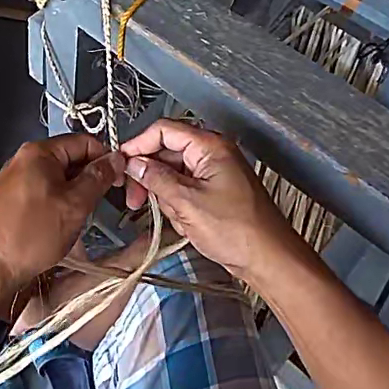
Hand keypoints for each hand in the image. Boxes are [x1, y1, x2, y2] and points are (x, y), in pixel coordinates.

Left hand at [0, 134, 123, 316]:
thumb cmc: (31, 234)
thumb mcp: (75, 204)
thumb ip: (99, 177)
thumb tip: (116, 158)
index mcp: (38, 152)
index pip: (85, 142)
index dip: (106, 158)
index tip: (119, 178)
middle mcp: (24, 159)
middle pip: (71, 158)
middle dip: (91, 177)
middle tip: (104, 200)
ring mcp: (15, 179)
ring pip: (59, 177)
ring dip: (76, 192)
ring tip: (82, 215)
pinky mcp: (11, 200)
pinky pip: (44, 191)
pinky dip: (59, 202)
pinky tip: (62, 222)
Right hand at [118, 120, 312, 286]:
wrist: (266, 257)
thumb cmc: (239, 230)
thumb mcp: (186, 203)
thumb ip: (156, 178)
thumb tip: (135, 163)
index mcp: (211, 146)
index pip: (164, 130)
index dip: (139, 145)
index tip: (122, 164)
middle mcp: (214, 154)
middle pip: (167, 152)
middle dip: (150, 176)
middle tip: (135, 197)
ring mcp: (214, 172)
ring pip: (173, 174)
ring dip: (166, 196)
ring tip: (176, 217)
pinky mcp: (214, 191)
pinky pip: (184, 190)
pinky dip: (178, 205)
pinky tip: (186, 223)